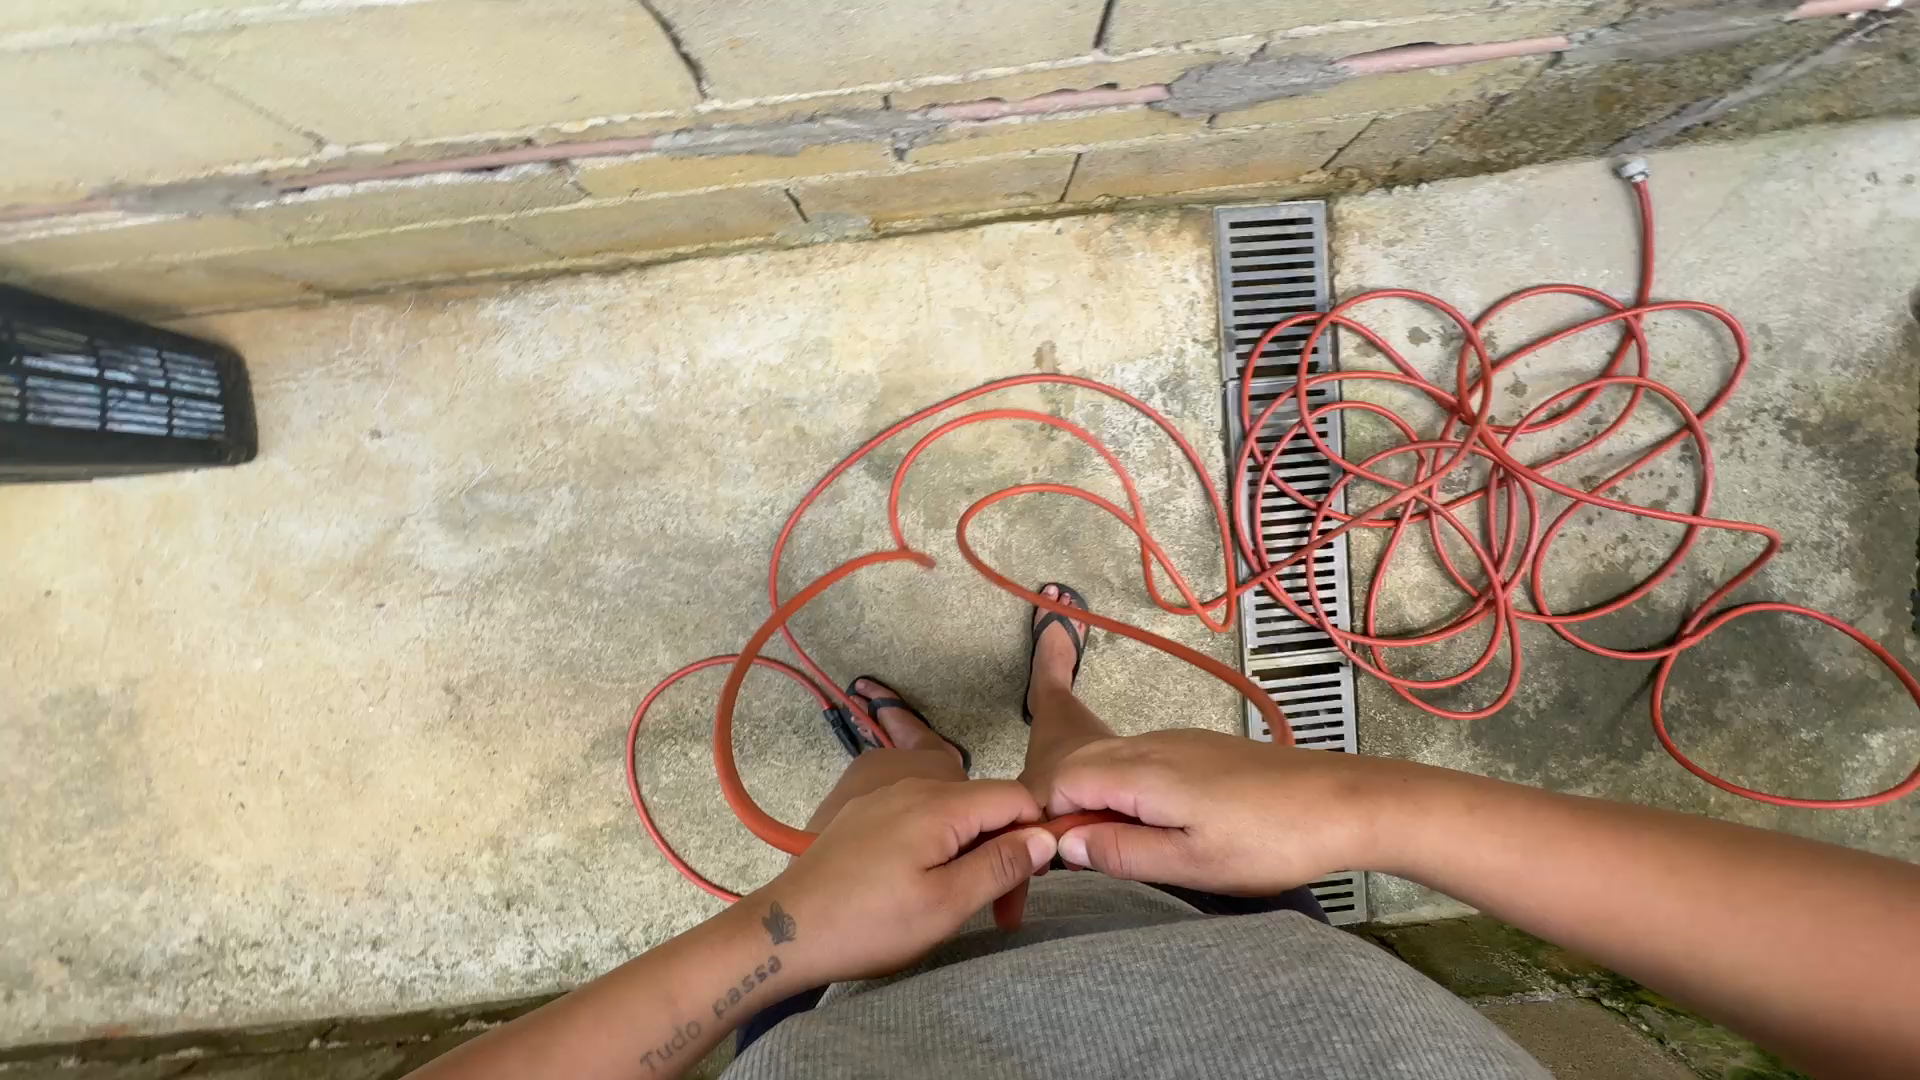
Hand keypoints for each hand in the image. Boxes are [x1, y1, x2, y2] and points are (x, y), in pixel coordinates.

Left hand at [754, 778, 1055, 983]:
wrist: (788, 927)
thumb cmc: (872, 922)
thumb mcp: (945, 905)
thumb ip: (1000, 865)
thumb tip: (1045, 835)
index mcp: (941, 803)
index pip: (1015, 795)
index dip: (1034, 834)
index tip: (1027, 883)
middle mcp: (916, 785)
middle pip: (984, 804)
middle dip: (1002, 851)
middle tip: (997, 913)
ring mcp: (887, 795)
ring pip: (953, 811)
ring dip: (971, 851)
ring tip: (958, 901)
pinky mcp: (867, 811)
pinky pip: (921, 815)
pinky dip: (938, 844)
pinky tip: (920, 881)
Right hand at [1046, 729, 1395, 894]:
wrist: (1341, 799)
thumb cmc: (1267, 840)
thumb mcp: (1193, 863)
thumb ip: (1123, 851)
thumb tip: (1065, 842)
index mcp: (1141, 772)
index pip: (1062, 779)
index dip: (1048, 816)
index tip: (1059, 857)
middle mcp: (1148, 745)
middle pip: (1079, 763)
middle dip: (1067, 806)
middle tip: (1086, 855)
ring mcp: (1172, 740)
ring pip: (1107, 759)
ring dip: (1096, 797)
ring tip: (1121, 844)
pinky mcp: (1194, 744)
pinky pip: (1136, 758)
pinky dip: (1124, 787)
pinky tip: (1156, 820)